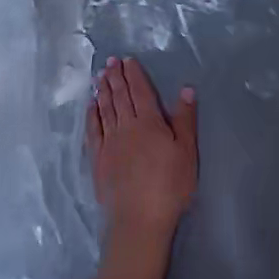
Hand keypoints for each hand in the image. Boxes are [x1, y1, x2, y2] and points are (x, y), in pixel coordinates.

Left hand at [88, 57, 197, 249]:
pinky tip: (91, 106)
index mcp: (149, 122)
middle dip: (115, 77)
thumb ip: (185, 119)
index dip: (134, 74)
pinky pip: (93, 130)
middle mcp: (125, 126)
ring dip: (102, 91)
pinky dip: (92, 115)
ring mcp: (109, 143)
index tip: (127, 60)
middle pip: (119, 96)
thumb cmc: (170, 185)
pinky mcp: (98, 159)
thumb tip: (186, 89)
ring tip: (99, 76)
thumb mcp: (187, 151)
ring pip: (104, 109)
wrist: (139, 219)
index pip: (140, 91)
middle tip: (110, 61)